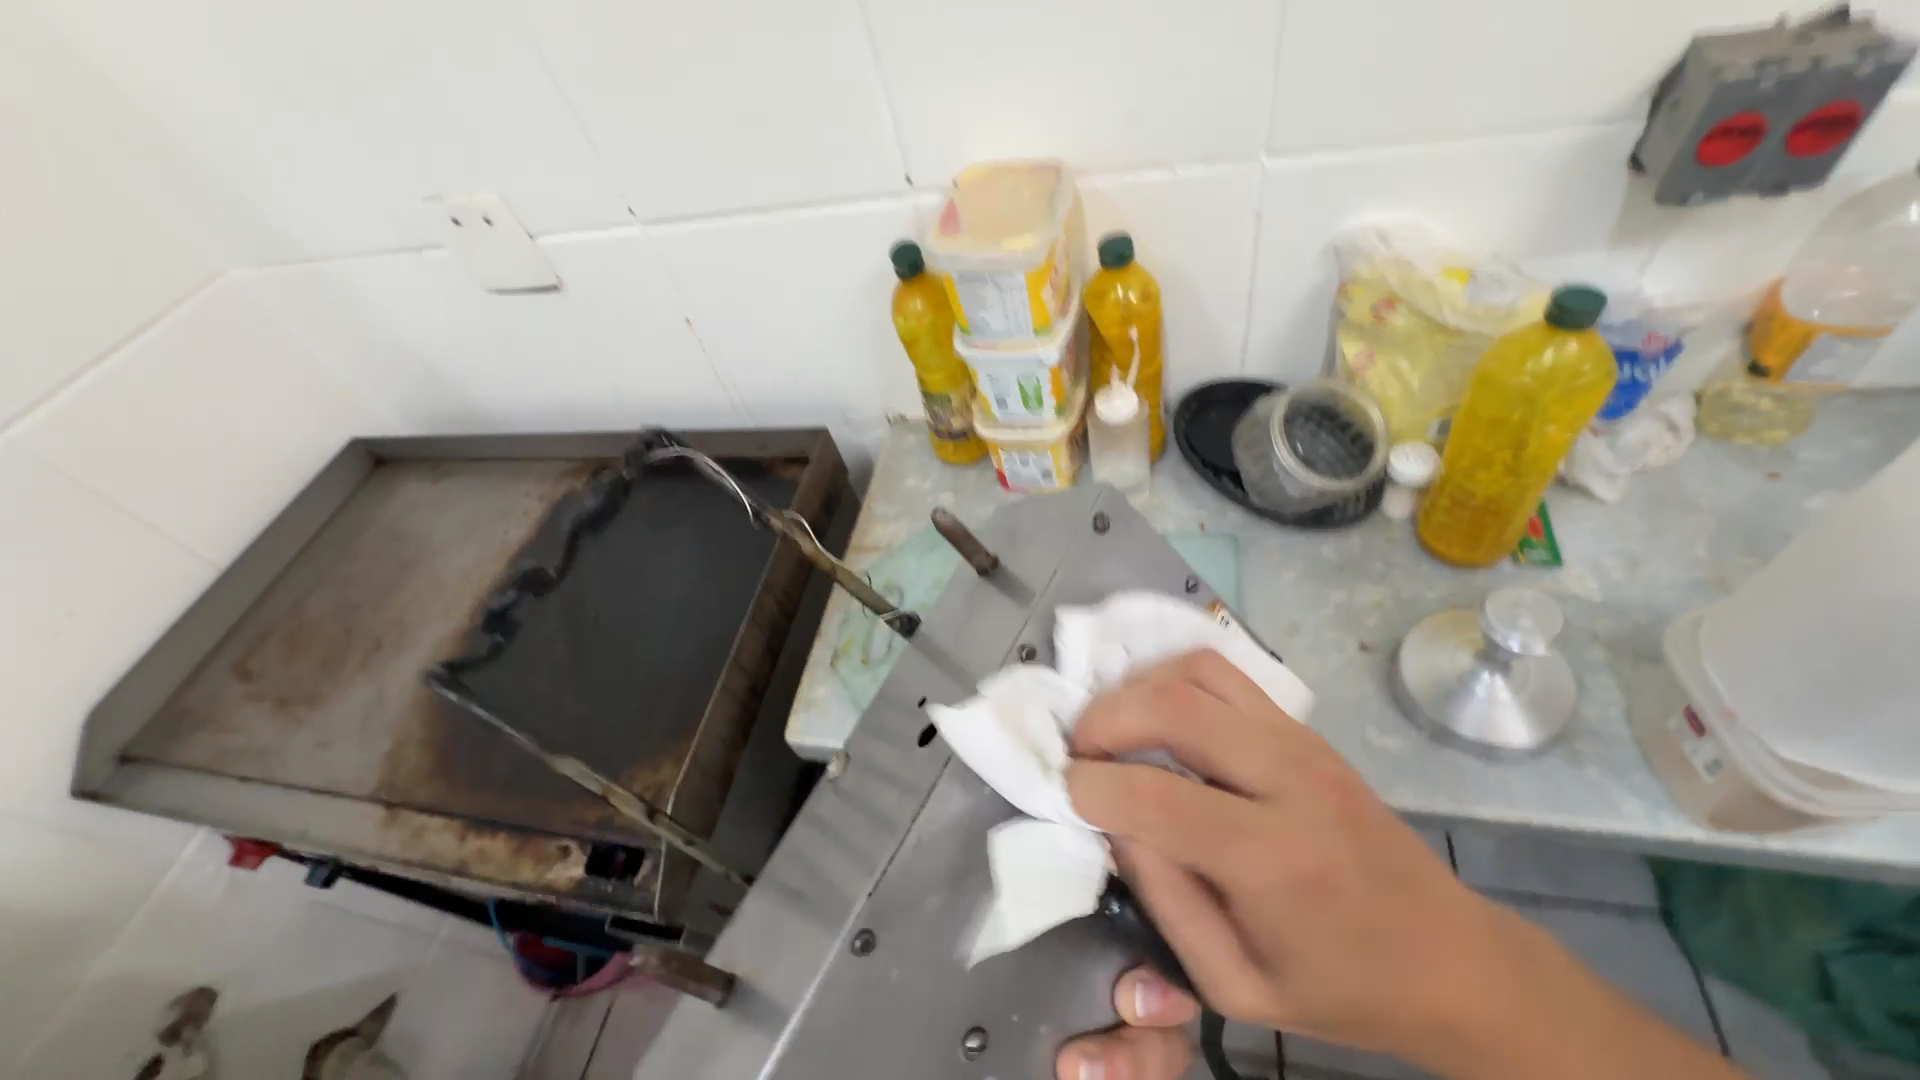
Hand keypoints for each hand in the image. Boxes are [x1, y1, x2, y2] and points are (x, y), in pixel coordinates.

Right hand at [1064, 650, 1523, 1065]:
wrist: (1448, 958)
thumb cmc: (1339, 987)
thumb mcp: (1235, 984)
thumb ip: (1165, 901)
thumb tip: (1113, 823)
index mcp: (1273, 859)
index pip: (1154, 795)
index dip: (1090, 786)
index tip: (1063, 793)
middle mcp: (1289, 780)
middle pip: (1173, 706)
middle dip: (1103, 719)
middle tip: (1078, 753)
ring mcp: (1302, 742)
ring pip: (1198, 671)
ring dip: (1137, 689)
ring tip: (1113, 731)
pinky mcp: (1306, 729)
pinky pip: (1225, 675)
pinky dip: (1174, 680)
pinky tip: (1157, 717)